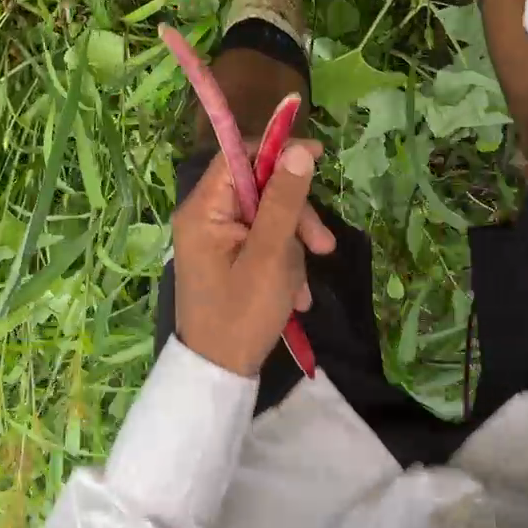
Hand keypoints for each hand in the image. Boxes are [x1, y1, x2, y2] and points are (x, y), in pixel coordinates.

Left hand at [174, 141, 336, 376]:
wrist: (218, 377)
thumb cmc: (241, 314)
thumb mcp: (270, 255)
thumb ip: (284, 200)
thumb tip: (299, 151)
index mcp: (204, 208)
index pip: (239, 154)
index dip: (278, 150)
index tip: (317, 156)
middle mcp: (205, 216)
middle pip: (259, 188)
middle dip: (295, 215)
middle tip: (323, 246)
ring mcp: (215, 239)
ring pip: (267, 218)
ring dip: (294, 245)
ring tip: (304, 287)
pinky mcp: (227, 259)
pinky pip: (262, 242)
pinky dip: (283, 263)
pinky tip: (296, 296)